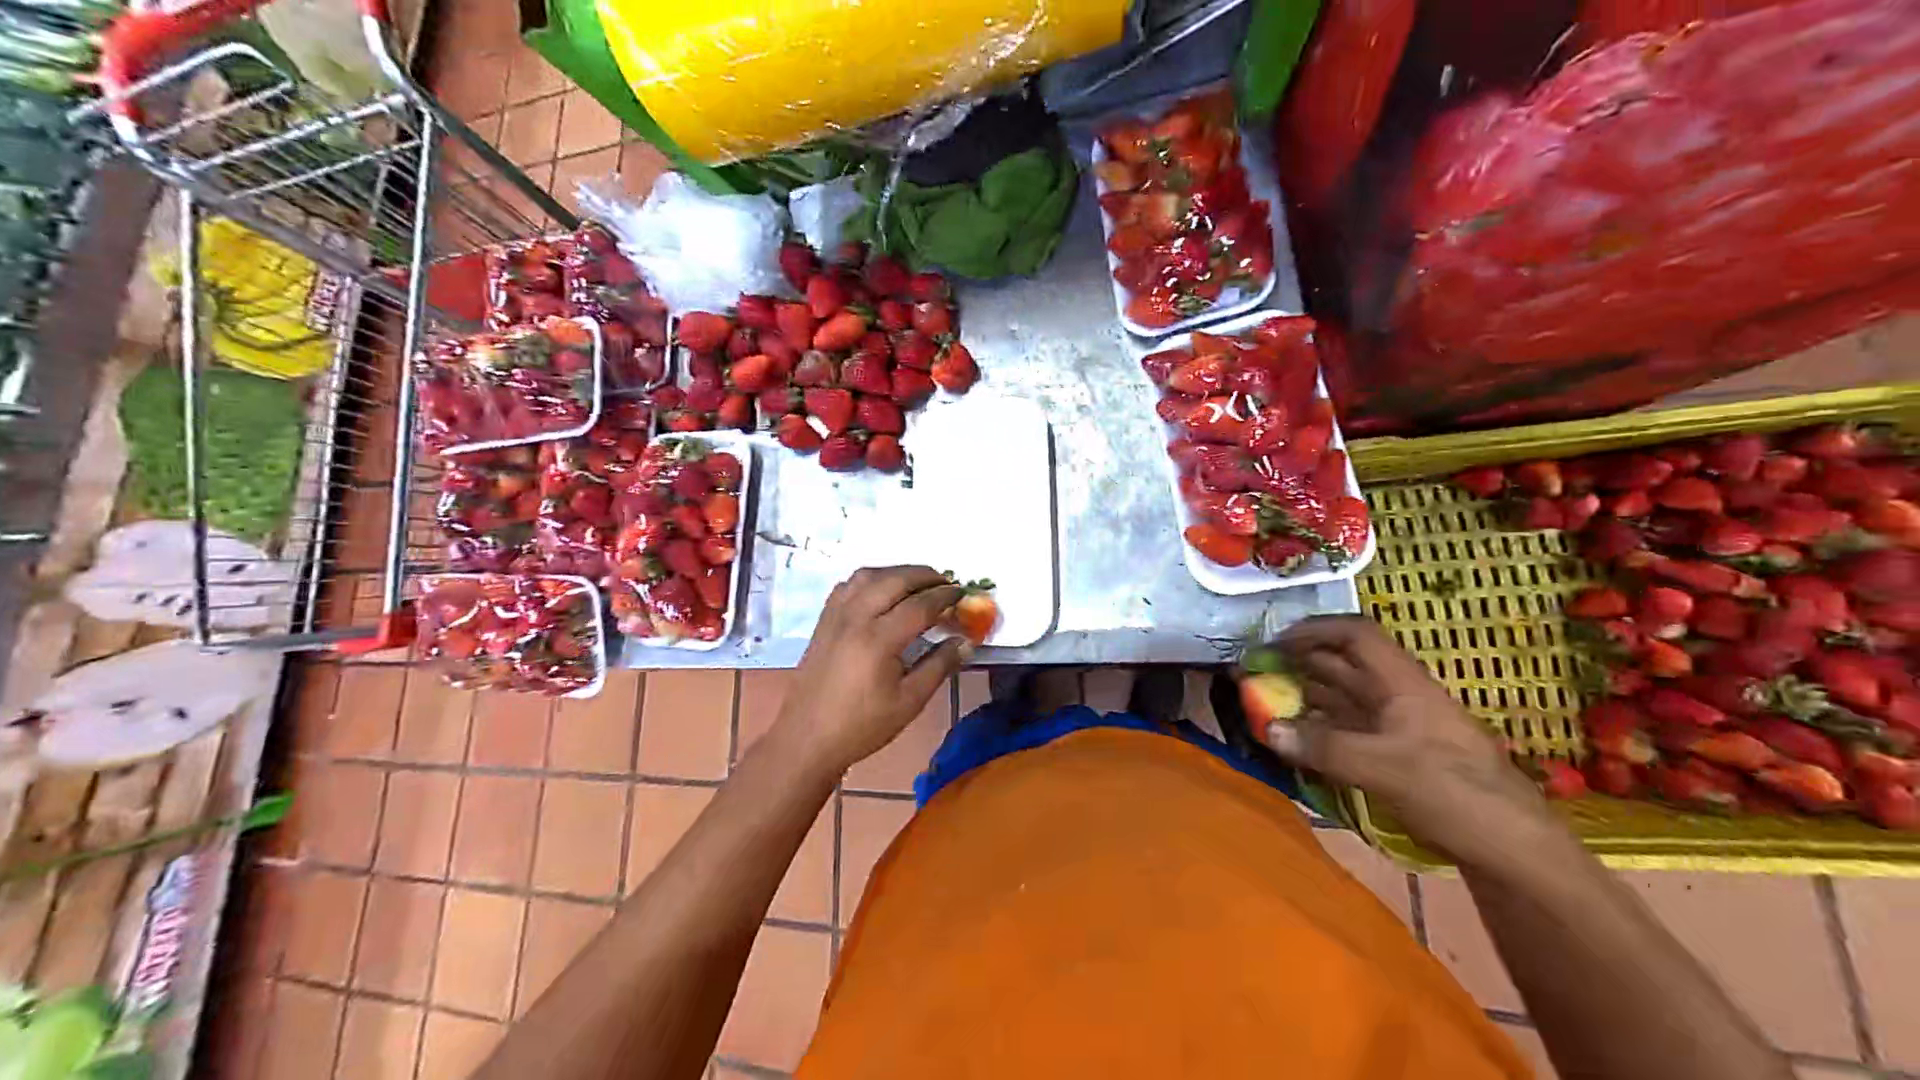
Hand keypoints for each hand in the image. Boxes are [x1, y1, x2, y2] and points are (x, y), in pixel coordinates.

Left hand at [769, 566, 969, 780]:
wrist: (808, 738)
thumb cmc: (862, 725)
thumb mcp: (909, 701)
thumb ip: (939, 666)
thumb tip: (966, 641)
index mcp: (879, 639)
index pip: (920, 605)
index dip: (946, 597)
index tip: (964, 595)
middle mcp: (856, 618)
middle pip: (895, 579)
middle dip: (925, 576)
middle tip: (947, 584)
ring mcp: (836, 615)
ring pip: (869, 575)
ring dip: (897, 573)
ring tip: (918, 584)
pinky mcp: (824, 620)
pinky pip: (849, 585)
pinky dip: (871, 580)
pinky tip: (882, 591)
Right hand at [1260, 615, 1560, 867]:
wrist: (1514, 852)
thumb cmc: (1456, 795)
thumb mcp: (1385, 769)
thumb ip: (1323, 747)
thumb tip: (1267, 729)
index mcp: (1403, 685)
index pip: (1356, 636)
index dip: (1315, 630)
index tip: (1274, 643)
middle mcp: (1397, 698)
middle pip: (1342, 665)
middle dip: (1298, 662)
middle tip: (1254, 672)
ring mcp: (1396, 728)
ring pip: (1341, 698)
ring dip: (1304, 695)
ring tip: (1263, 701)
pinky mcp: (1394, 757)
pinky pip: (1345, 730)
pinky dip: (1316, 728)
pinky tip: (1292, 737)